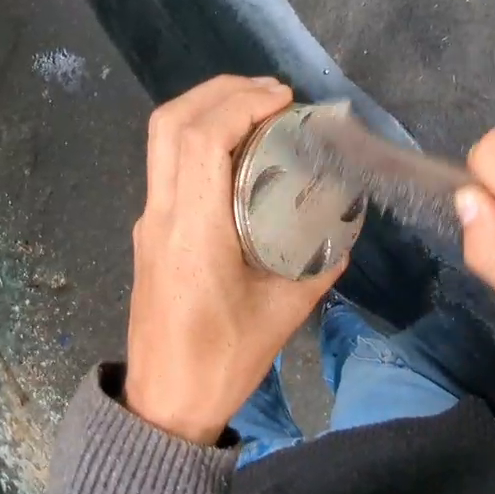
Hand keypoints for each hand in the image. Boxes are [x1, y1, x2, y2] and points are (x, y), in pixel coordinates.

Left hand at [123, 76, 344, 443]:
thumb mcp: (284, 312)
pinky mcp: (150, 226)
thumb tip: (345, 223)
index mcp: (193, 230)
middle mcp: (162, 213)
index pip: (202, 139)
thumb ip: (318, 262)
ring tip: (257, 104)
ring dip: (206, 105)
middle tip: (273, 90)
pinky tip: (237, 144)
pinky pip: (167, 159)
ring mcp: (149, 217)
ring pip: (162, 136)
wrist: (164, 403)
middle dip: (221, 90)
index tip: (284, 99)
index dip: (241, 104)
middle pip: (171, 122)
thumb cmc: (223, 360)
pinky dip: (198, 132)